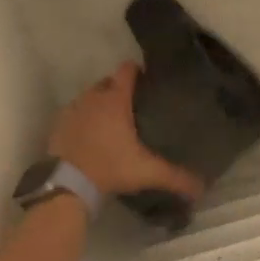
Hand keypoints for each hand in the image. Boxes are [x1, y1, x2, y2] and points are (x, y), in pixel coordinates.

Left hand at [49, 63, 204, 198]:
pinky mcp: (58, 125)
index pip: (126, 71)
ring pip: (89, 97)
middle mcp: (92, 98)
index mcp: (115, 101)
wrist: (67, 184)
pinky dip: (82, 119)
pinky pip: (74, 114)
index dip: (137, 71)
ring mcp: (72, 110)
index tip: (146, 79)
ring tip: (111, 121)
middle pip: (107, 82)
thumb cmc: (110, 169)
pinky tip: (89, 135)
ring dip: (99, 104)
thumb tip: (201, 189)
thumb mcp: (147, 172)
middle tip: (132, 105)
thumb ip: (175, 177)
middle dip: (118, 89)